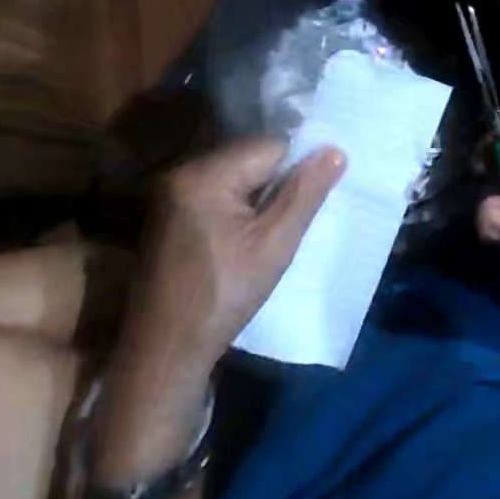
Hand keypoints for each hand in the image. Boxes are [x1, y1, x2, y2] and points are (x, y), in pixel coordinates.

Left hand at [150, 139, 346, 359]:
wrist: (164, 352)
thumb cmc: (223, 297)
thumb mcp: (275, 245)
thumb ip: (305, 193)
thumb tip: (335, 151)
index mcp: (205, 175)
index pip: (272, 146)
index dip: (297, 171)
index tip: (302, 206)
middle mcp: (183, 171)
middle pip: (253, 156)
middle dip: (278, 182)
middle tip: (285, 223)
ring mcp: (172, 191)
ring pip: (239, 173)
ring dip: (260, 195)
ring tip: (267, 232)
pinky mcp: (170, 209)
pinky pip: (220, 189)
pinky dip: (240, 205)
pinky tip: (244, 237)